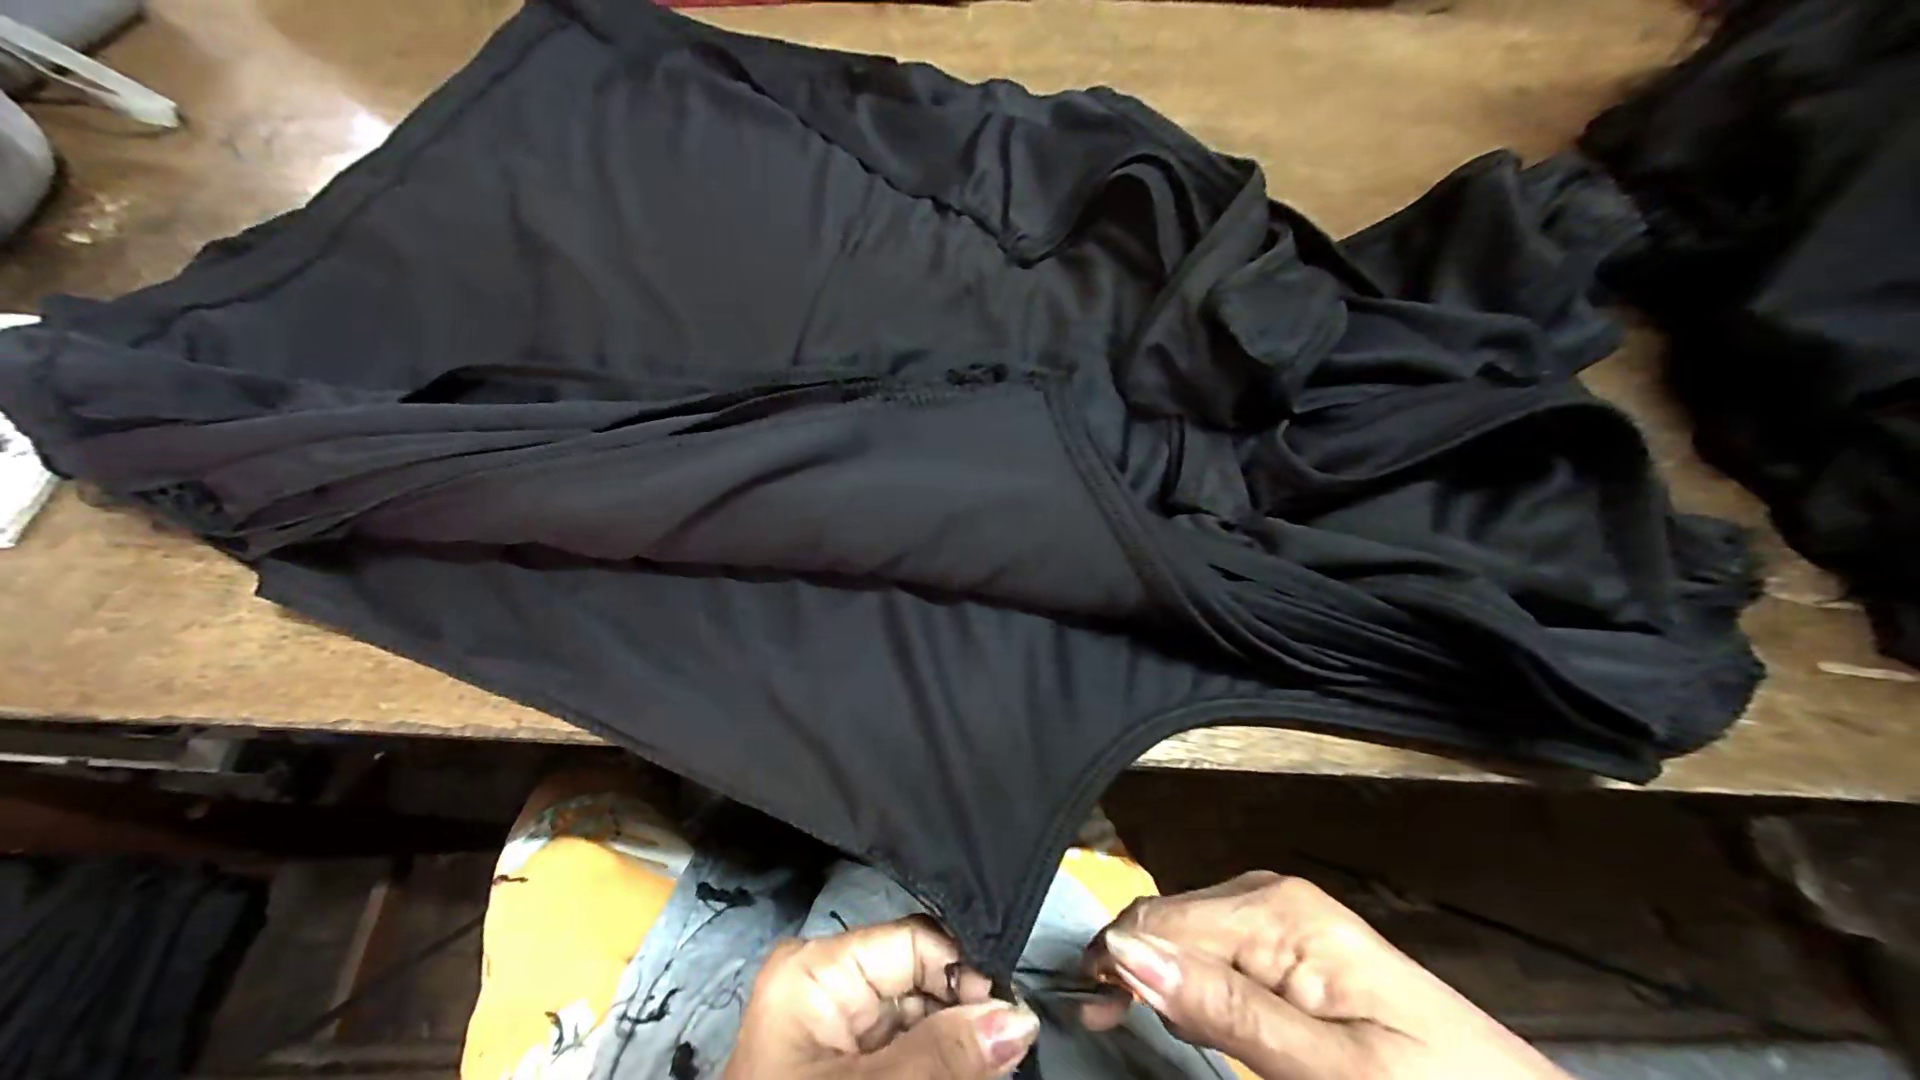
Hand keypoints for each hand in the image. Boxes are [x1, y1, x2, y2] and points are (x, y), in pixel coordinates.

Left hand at [725, 915, 1039, 1079]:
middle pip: (922, 979)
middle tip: (1012, 1050)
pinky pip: (909, 1049)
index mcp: (818, 969)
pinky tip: (971, 1074)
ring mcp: (839, 1028)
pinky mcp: (849, 1065)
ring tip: (996, 1065)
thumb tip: (1020, 1018)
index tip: (1013, 1014)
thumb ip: (945, 1054)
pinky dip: (942, 1065)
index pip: (914, 941)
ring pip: (922, 1018)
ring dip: (960, 1046)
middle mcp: (829, 987)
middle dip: (968, 1014)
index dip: (967, 971)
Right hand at [1081, 872, 1570, 1079]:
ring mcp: (1283, 917)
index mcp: (1278, 911)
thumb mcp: (1333, 1072)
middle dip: (1132, 967)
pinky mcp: (1292, 945)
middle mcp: (1272, 897)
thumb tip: (1125, 952)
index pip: (1162, 921)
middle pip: (1170, 922)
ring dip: (1158, 977)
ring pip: (1187, 935)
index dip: (1114, 962)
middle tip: (1105, 1025)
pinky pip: (1216, 950)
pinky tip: (1188, 1008)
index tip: (1086, 1014)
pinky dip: (1190, 981)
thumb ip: (1226, 1009)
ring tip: (1142, 1021)